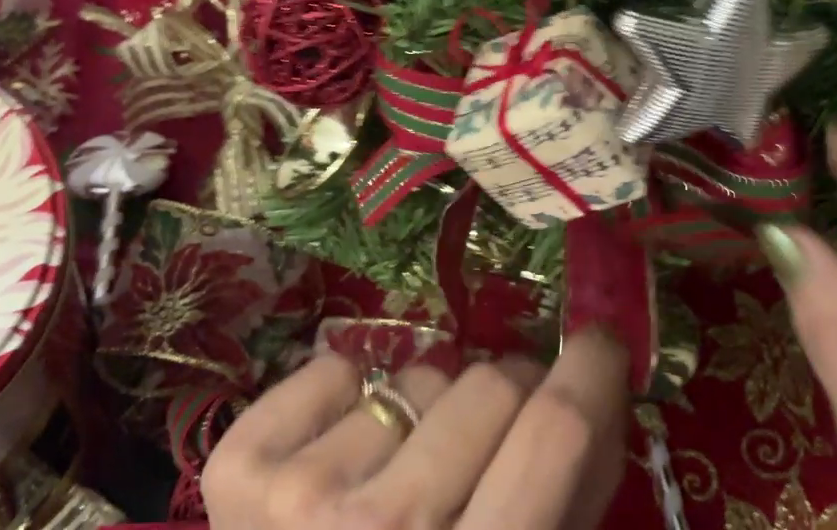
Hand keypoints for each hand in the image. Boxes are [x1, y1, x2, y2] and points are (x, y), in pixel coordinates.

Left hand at [202, 328, 629, 529]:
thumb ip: (568, 493)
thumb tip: (595, 383)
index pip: (554, 433)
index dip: (588, 372)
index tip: (597, 342)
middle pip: (487, 387)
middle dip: (509, 392)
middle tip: (497, 423)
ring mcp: (302, 495)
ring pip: (415, 376)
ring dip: (429, 408)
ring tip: (410, 462)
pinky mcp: (239, 465)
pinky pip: (337, 370)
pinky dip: (354, 398)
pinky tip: (346, 454)